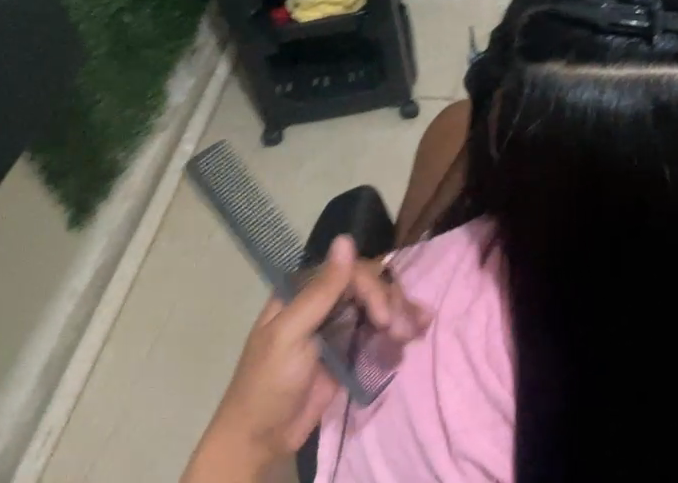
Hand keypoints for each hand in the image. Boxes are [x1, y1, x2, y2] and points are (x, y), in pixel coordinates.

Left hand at [182, 236, 430, 482]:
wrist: (260, 439)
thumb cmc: (267, 383)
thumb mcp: (289, 335)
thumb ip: (321, 291)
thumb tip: (346, 238)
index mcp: (303, 291)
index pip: (352, 273)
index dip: (374, 290)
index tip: (385, 319)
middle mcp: (324, 302)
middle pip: (371, 287)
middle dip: (391, 304)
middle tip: (403, 332)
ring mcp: (338, 326)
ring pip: (379, 306)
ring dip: (401, 315)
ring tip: (416, 332)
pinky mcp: (350, 350)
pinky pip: (379, 331)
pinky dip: (399, 330)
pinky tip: (417, 332)